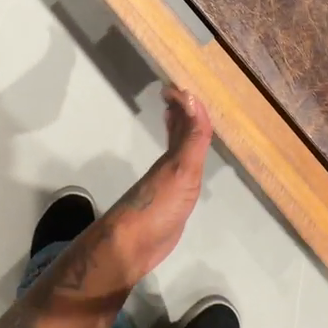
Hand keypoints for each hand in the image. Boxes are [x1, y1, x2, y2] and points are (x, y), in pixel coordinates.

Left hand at [98, 87, 213, 288]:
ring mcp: (169, 182)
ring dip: (181, 132)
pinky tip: (183, 166)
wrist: (134, 244)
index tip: (181, 84)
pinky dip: (183, 160)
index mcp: (174, 155)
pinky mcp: (170, 202)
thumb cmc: (159, 205)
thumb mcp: (182, 170)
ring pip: (178, 149)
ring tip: (180, 117)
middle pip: (178, 132)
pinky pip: (181, 172)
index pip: (185, 121)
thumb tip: (193, 98)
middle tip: (182, 94)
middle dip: (181, 112)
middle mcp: (171, 163)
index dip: (184, 103)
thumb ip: (192, 138)